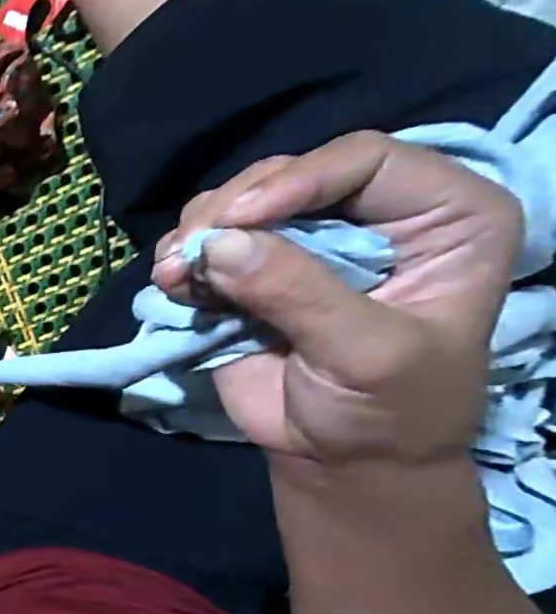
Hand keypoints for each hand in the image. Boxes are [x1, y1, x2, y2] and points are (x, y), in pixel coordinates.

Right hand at [150, 131, 521, 463]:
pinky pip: (199, 245)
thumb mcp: (365, 351)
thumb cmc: (389, 405)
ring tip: (173, 278)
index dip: (298, 179)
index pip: (366, 161)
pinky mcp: (244, 274)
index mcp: (440, 220)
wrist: (339, 453)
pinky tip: (172, 288)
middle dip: (226, 212)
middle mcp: (368, 219)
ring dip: (191, 238)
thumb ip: (298, 293)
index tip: (237, 222)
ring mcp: (299, 246)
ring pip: (230, 206)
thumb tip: (216, 245)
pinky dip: (177, 262)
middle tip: (186, 255)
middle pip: (282, 176)